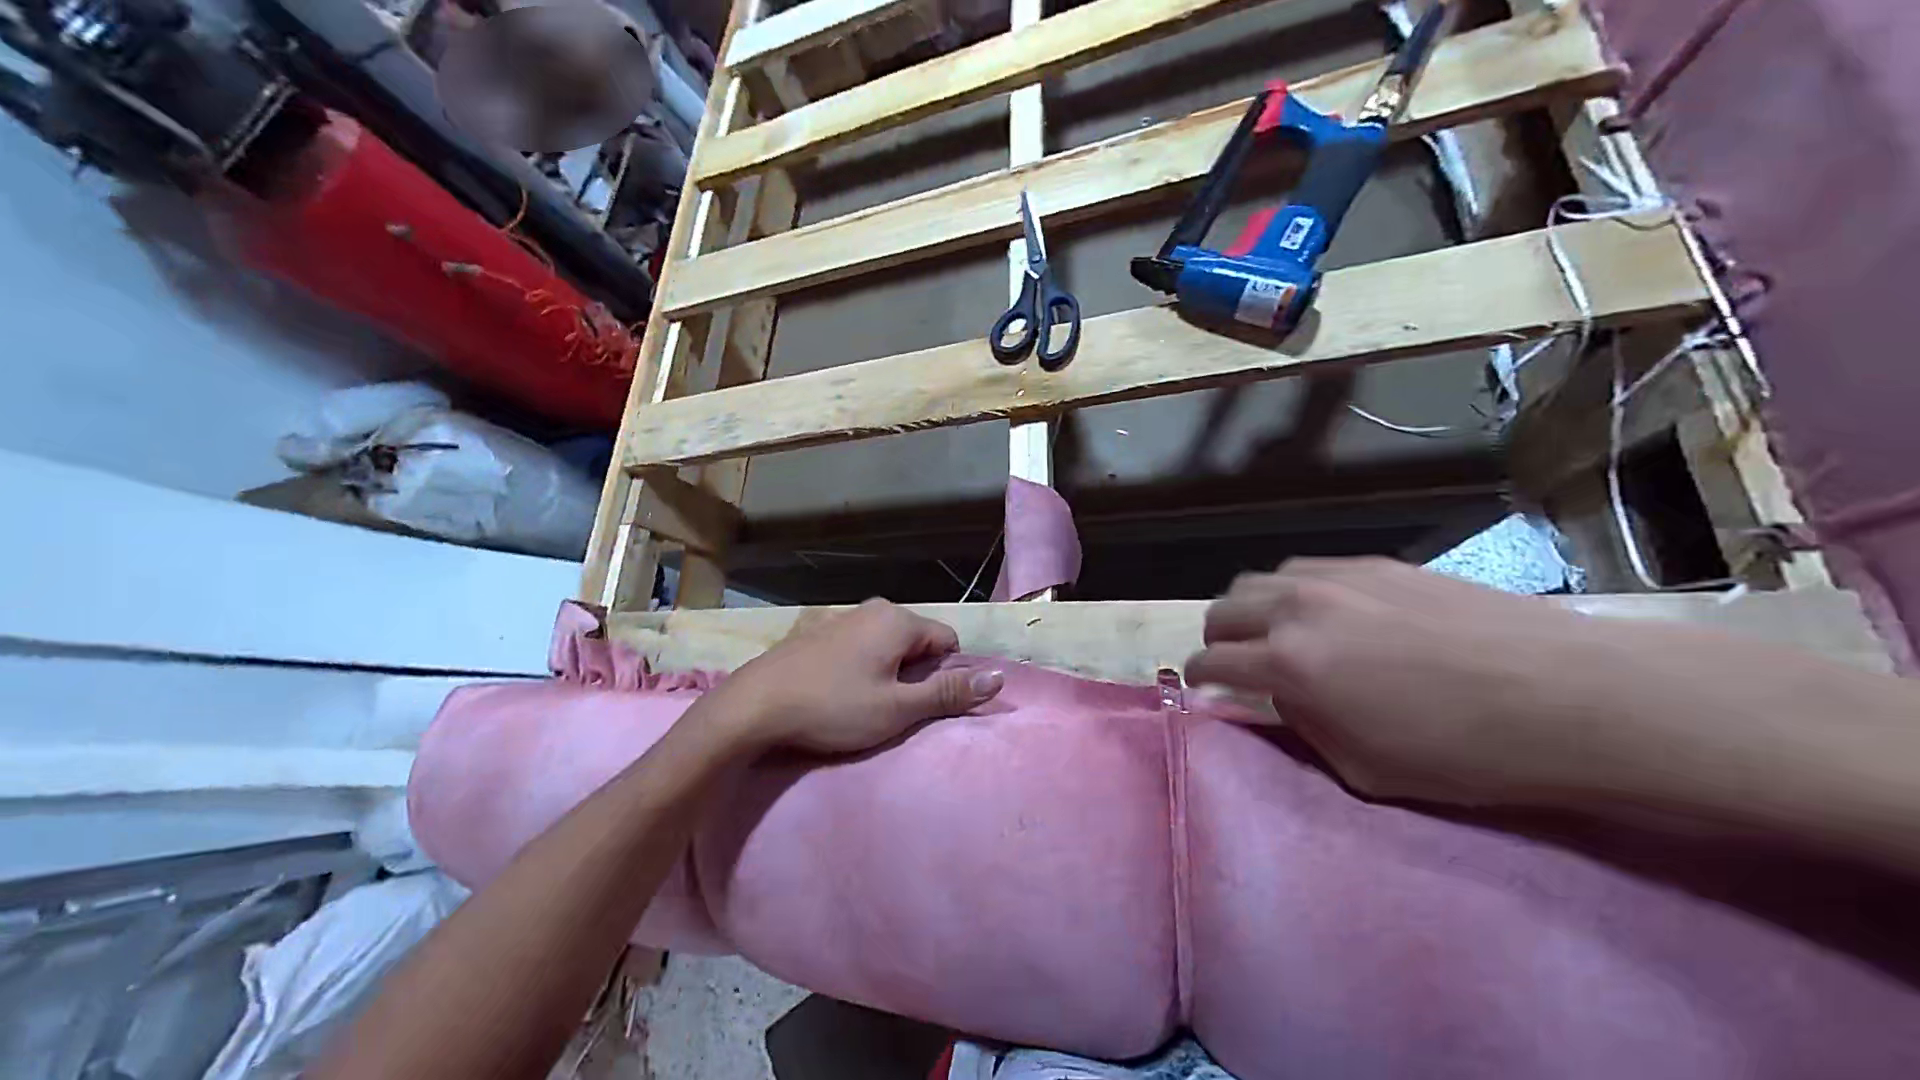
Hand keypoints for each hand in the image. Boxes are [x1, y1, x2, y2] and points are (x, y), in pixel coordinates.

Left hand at [699, 599, 1003, 755]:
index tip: (919, 704)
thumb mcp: (898, 709)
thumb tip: (999, 678)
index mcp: (897, 620)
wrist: (753, 707)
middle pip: (915, 640)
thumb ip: (949, 693)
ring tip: (860, 702)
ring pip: (882, 642)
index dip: (943, 676)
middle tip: (890, 708)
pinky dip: (856, 663)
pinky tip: (833, 688)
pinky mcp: (812, 630)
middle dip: (913, 672)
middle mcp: (871, 607)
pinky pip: (853, 644)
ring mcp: (838, 616)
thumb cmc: (833, 708)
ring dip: (884, 669)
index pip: (947, 642)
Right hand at [1182, 557, 1861, 810]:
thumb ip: (1303, 727)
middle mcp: (1298, 610)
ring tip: (1274, 631)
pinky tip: (1324, 612)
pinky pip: (1305, 569)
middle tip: (1235, 660)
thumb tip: (1281, 698)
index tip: (1205, 688)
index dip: (1200, 678)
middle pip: (1222, 609)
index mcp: (1289, 666)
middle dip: (1217, 639)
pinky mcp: (1375, 563)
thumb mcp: (1363, 769)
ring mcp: (1336, 577)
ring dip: (1251, 609)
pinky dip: (1293, 592)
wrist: (1568, 695)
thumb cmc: (1464, 752)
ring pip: (1258, 580)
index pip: (1212, 662)